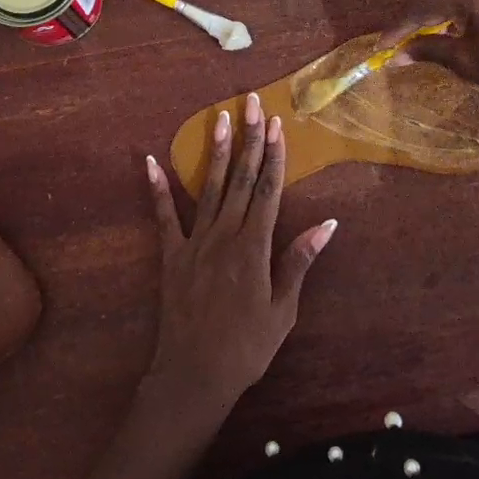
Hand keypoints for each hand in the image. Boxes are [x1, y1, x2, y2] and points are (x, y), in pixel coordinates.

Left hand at [143, 92, 337, 408]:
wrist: (193, 375)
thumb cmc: (246, 347)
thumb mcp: (283, 310)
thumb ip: (299, 262)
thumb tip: (327, 224)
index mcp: (254, 247)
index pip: (269, 190)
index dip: (275, 155)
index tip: (279, 124)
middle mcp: (225, 234)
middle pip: (242, 179)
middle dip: (250, 139)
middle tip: (252, 103)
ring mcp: (195, 242)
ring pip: (209, 188)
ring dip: (217, 151)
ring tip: (220, 118)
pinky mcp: (171, 255)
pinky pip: (164, 216)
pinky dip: (158, 188)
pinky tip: (151, 161)